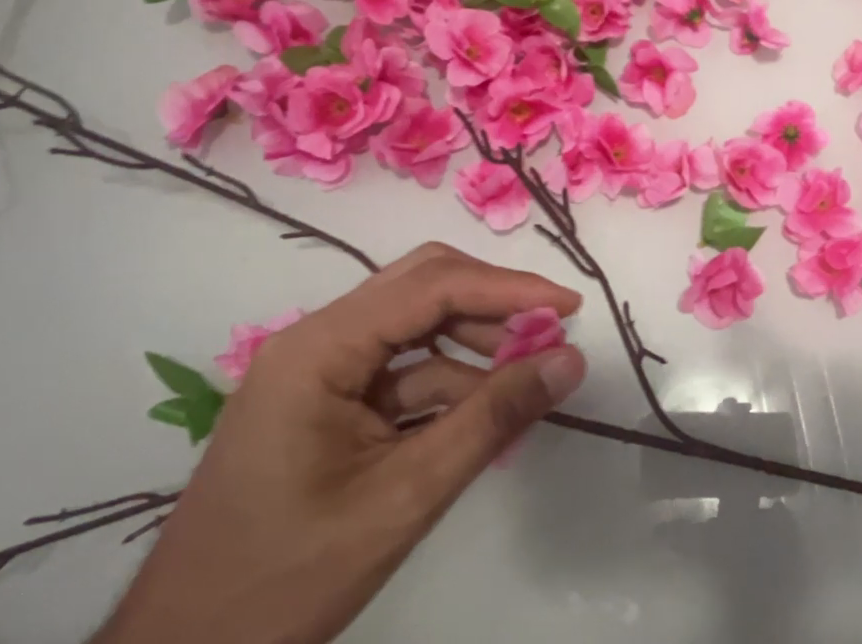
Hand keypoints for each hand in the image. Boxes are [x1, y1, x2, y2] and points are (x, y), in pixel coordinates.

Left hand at [93, 242, 586, 643]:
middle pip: (421, 289)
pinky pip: (403, 374)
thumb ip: (492, 418)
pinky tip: (485, 416)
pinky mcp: (327, 407)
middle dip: (492, 305)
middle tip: (550, 336)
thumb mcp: (406, 495)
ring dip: (475, 346)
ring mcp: (318, 375)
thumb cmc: (289, 574)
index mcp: (319, 350)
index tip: (572, 309)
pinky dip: (451, 385)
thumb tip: (570, 359)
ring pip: (416, 330)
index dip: (509, 288)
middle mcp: (315, 344)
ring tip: (527, 381)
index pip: (431, 287)